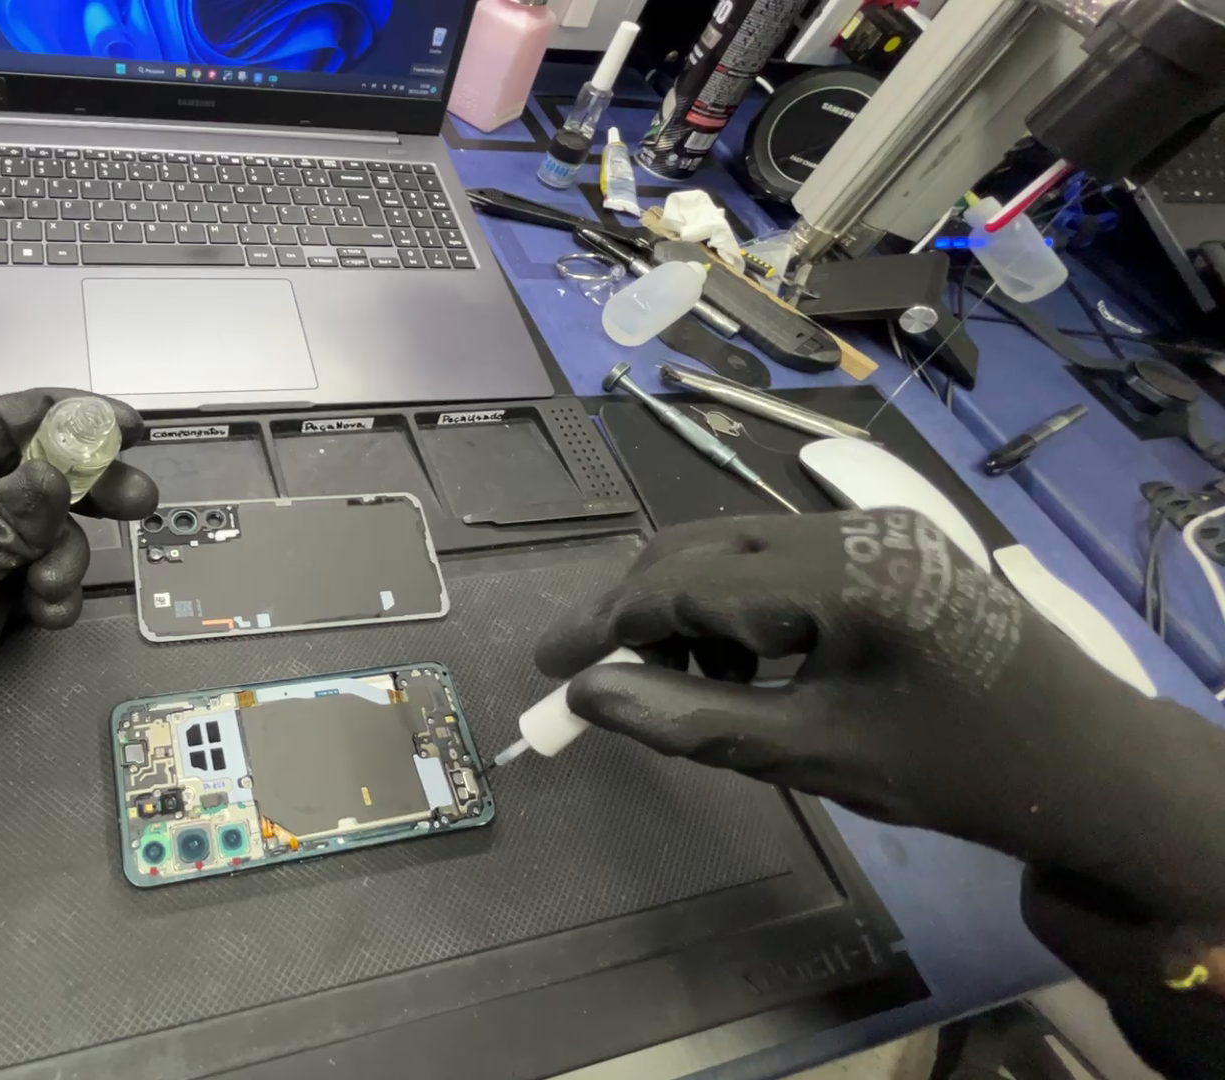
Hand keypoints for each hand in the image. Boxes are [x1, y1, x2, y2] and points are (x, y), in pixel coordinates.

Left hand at [0, 389, 158, 851]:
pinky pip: (35, 587)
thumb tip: (59, 472)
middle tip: (142, 504)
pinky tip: (48, 619)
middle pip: (36, 480)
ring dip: (64, 558)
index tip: (130, 429)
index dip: (67, 417)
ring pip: (43, 538)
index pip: (2, 425)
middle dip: (88, 490)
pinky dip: (53, 597)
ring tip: (51, 596)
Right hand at [536, 510, 1224, 927]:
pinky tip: (738, 658)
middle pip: (688, 550)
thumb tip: (586, 694)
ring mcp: (862, 526)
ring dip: (675, 608)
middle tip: (595, 670)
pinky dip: (721, 604)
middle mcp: (847, 529)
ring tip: (684, 678)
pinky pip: (758, 557)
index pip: (682, 585)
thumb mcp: (808, 755)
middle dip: (630, 612)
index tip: (547, 664)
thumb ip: (683, 721)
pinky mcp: (869, 540)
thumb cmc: (958, 773)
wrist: (1099, 769)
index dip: (603, 624)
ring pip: (717, 548)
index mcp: (845, 580)